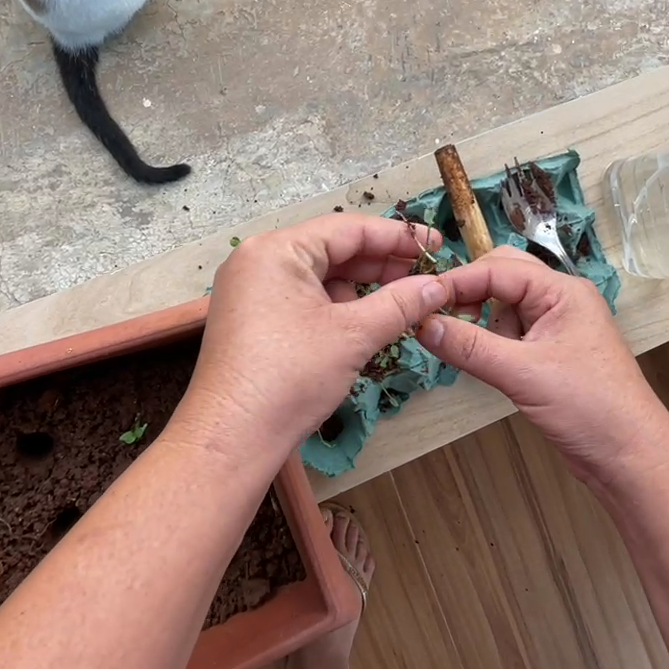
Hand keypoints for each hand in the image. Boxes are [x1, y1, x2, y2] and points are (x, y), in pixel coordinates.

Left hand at [179, 214, 450, 459]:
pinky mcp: (252, 318)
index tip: (435, 245)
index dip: (397, 237)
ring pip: (319, 275)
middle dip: (381, 263)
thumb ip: (400, 303)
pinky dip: (336, 305)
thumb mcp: (353, 335)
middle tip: (427, 276)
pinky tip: (366, 320)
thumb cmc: (289, 378)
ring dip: (361, 287)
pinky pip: (303, 297)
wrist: (230, 439)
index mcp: (277, 250)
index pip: (348, 229)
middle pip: (333, 249)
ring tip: (403, 300)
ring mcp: (251, 289)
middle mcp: (259, 260)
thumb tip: (439, 285)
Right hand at [417, 248, 668, 482]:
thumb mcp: (522, 374)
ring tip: (469, 347)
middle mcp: (560, 300)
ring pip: (504, 305)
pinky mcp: (551, 353)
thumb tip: (422, 324)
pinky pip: (511, 333)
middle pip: (503, 276)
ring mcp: (556, 326)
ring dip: (482, 321)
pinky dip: (492, 342)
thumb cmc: (588, 408)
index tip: (420, 299)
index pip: (498, 269)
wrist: (631, 459)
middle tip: (440, 317)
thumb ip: (470, 346)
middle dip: (471, 293)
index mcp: (562, 291)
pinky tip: (488, 364)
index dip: (458, 281)